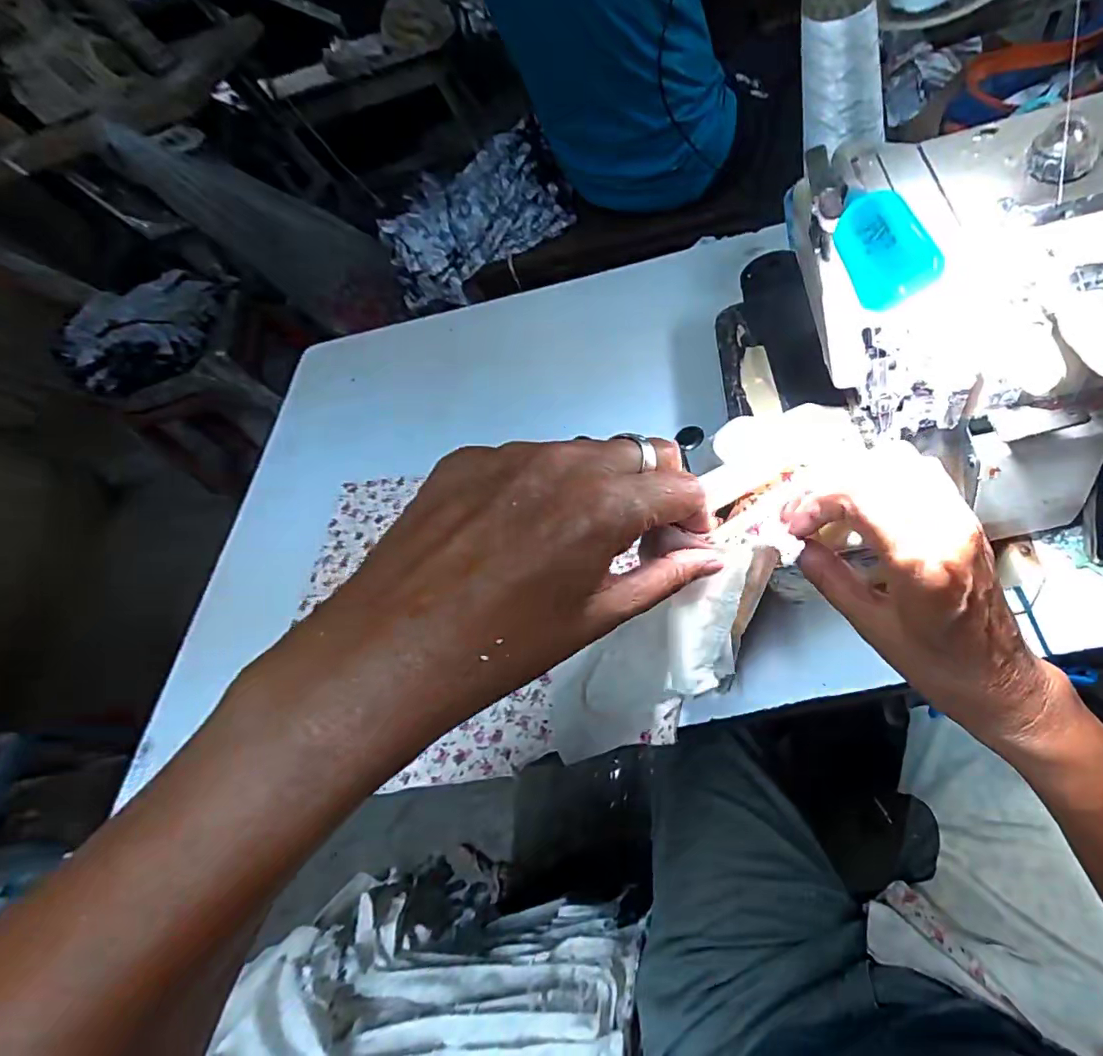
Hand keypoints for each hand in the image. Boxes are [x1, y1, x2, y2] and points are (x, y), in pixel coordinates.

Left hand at [234, 438, 721, 767]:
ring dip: (605, 484)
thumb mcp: (597, 615)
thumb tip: (710, 557)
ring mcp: (510, 453)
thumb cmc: (508, 645)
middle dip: (656, 491)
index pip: (681, 485)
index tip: (682, 547)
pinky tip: (523, 530)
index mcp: (603, 504)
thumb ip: (664, 577)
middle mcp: (563, 462)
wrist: (391, 650)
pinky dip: (549, 484)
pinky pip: (531, 459)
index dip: (695, 516)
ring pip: (586, 451)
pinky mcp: (468, 458)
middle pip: (640, 453)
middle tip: (641, 538)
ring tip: (581, 534)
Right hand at [785, 443, 1078, 750]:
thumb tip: (801, 548)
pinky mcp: (965, 518)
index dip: (815, 503)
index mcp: (920, 562)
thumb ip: (831, 579)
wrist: (996, 675)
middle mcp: (945, 529)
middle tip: (803, 514)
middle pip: (875, 472)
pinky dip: (885, 477)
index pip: (858, 497)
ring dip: (855, 477)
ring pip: (899, 463)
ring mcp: (959, 518)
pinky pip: (921, 474)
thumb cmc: (939, 665)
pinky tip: (867, 502)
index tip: (795, 525)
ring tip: (830, 506)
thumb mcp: (872, 626)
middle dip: (828, 486)